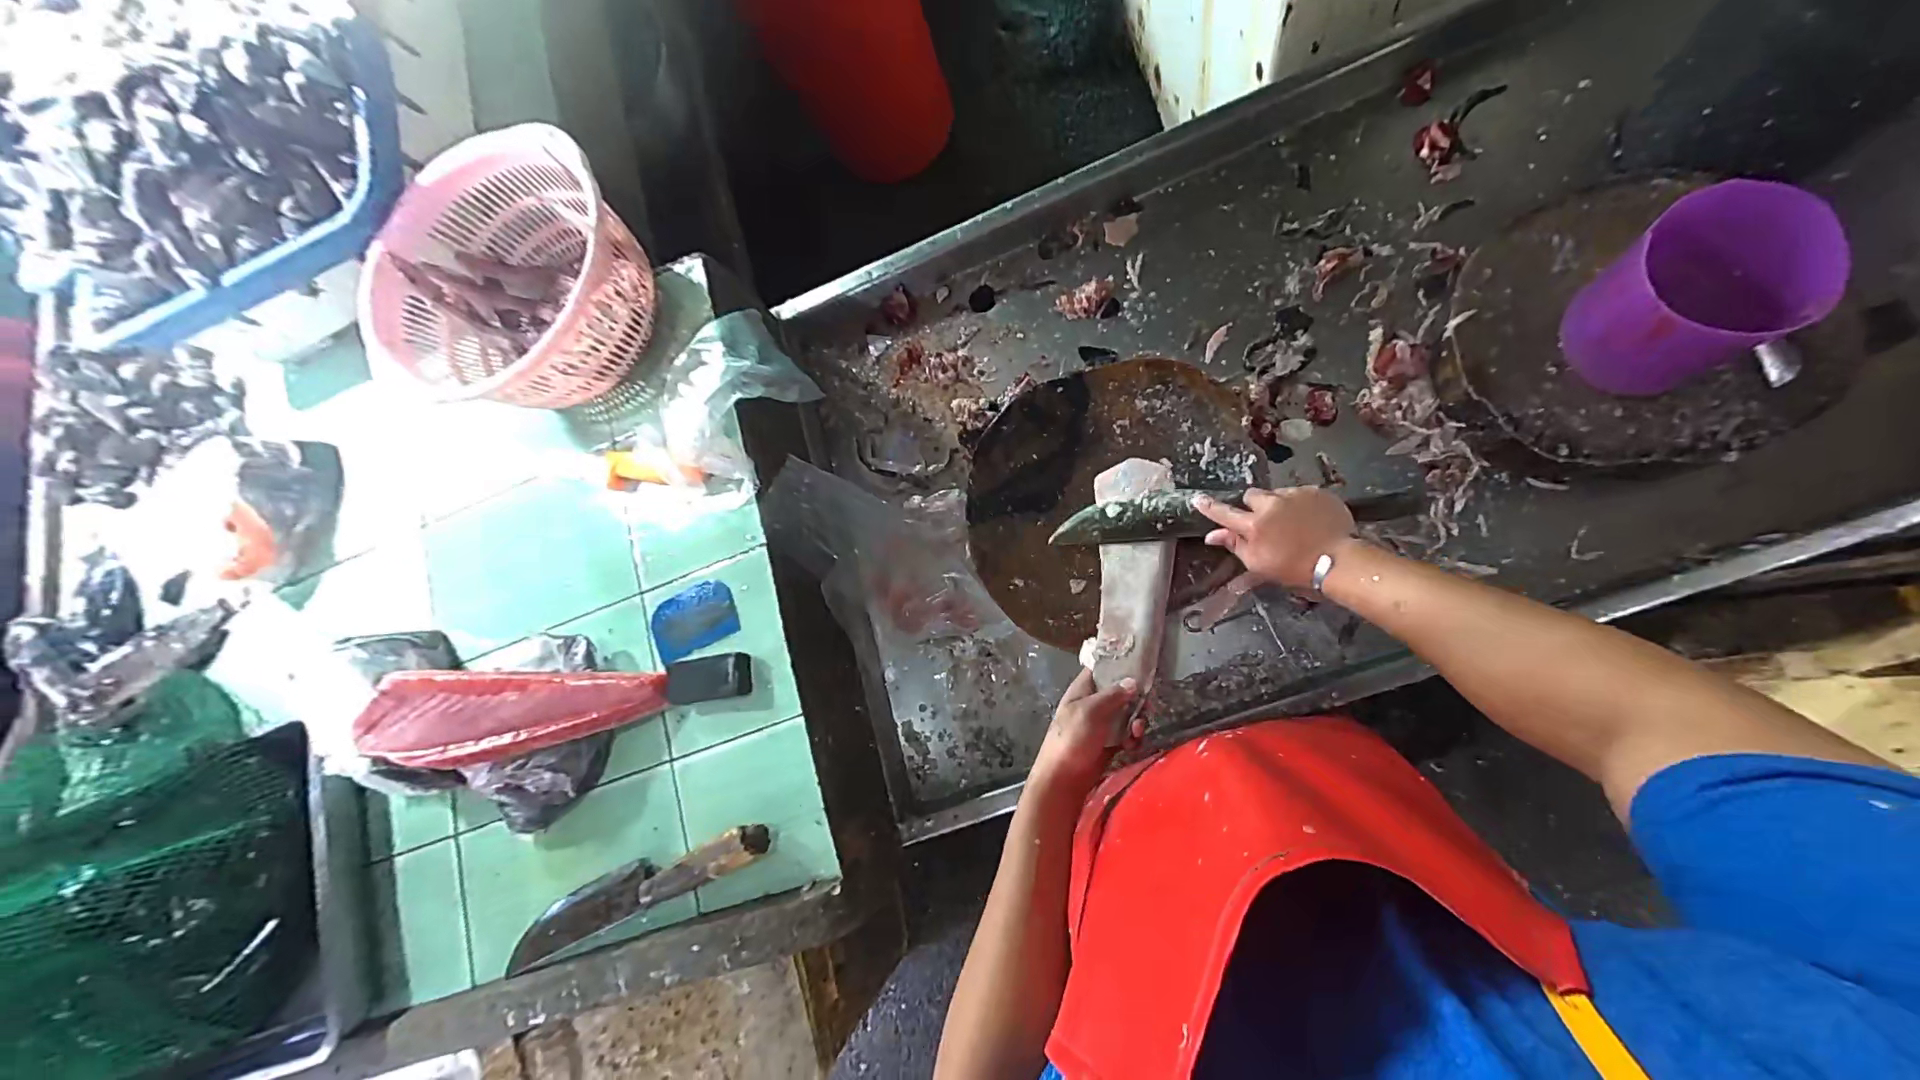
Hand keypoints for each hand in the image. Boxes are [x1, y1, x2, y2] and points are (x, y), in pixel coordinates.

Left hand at [1031, 670, 1140, 790]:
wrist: (1064, 779)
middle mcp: (1093, 703)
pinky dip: (1132, 738)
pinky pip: (1127, 734)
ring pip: (1127, 713)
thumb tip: (1133, 681)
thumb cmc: (1071, 738)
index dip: (1119, 664)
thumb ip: (1112, 695)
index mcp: (1083, 690)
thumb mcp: (1090, 711)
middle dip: (1135, 699)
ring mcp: (1101, 723)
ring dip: (1136, 721)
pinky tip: (1132, 745)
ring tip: (1136, 732)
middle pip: (1120, 691)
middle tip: (1144, 707)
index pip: (1101, 668)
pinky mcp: (1109, 742)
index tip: (1140, 665)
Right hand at [1195, 487, 1355, 587]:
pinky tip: (1309, 519)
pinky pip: (1300, 493)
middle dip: (1254, 506)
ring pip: (1276, 493)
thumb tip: (1212, 535)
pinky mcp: (1316, 492)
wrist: (1339, 561)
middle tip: (1265, 522)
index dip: (1209, 507)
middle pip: (1251, 496)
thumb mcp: (1258, 564)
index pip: (1224, 513)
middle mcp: (1270, 505)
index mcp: (1253, 525)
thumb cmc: (1294, 568)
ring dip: (1278, 504)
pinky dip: (1300, 504)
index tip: (1197, 499)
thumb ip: (1234, 545)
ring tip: (1292, 522)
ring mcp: (1295, 495)